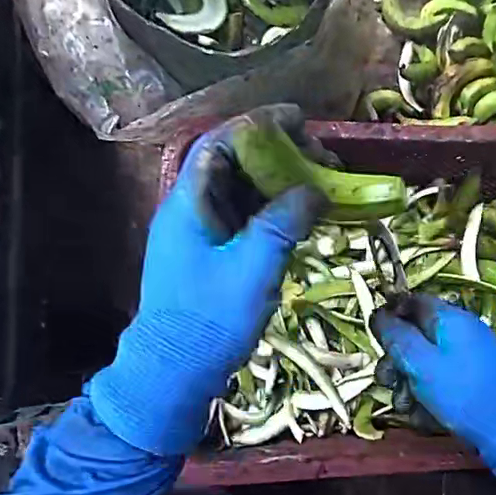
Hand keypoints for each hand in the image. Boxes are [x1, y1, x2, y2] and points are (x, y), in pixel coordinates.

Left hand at [88, 105, 324, 455]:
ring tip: (321, 185)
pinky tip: (302, 217)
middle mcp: (191, 210)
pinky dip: (274, 211)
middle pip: (235, 163)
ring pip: (243, 191)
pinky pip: (246, 218)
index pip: (221, 143)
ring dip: (280, 183)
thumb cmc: (209, 319)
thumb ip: (284, 223)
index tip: (299, 121)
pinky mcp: (212, 255)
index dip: (259, 124)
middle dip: (279, 155)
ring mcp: (201, 233)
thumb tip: (316, 190)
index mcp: (189, 203)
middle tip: (321, 160)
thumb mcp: (253, 268)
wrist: (174, 373)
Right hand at [372, 295, 495, 482]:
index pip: (413, 301)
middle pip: (414, 336)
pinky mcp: (467, 384)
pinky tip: (424, 417)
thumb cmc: (461, 391)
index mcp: (450, 319)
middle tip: (388, 380)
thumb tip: (377, 314)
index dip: (390, 314)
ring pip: (421, 364)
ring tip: (407, 406)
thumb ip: (396, 336)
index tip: (376, 337)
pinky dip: (426, 399)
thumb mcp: (421, 362)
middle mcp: (458, 334)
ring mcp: (464, 360)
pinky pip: (437, 383)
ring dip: (407, 385)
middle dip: (395, 360)